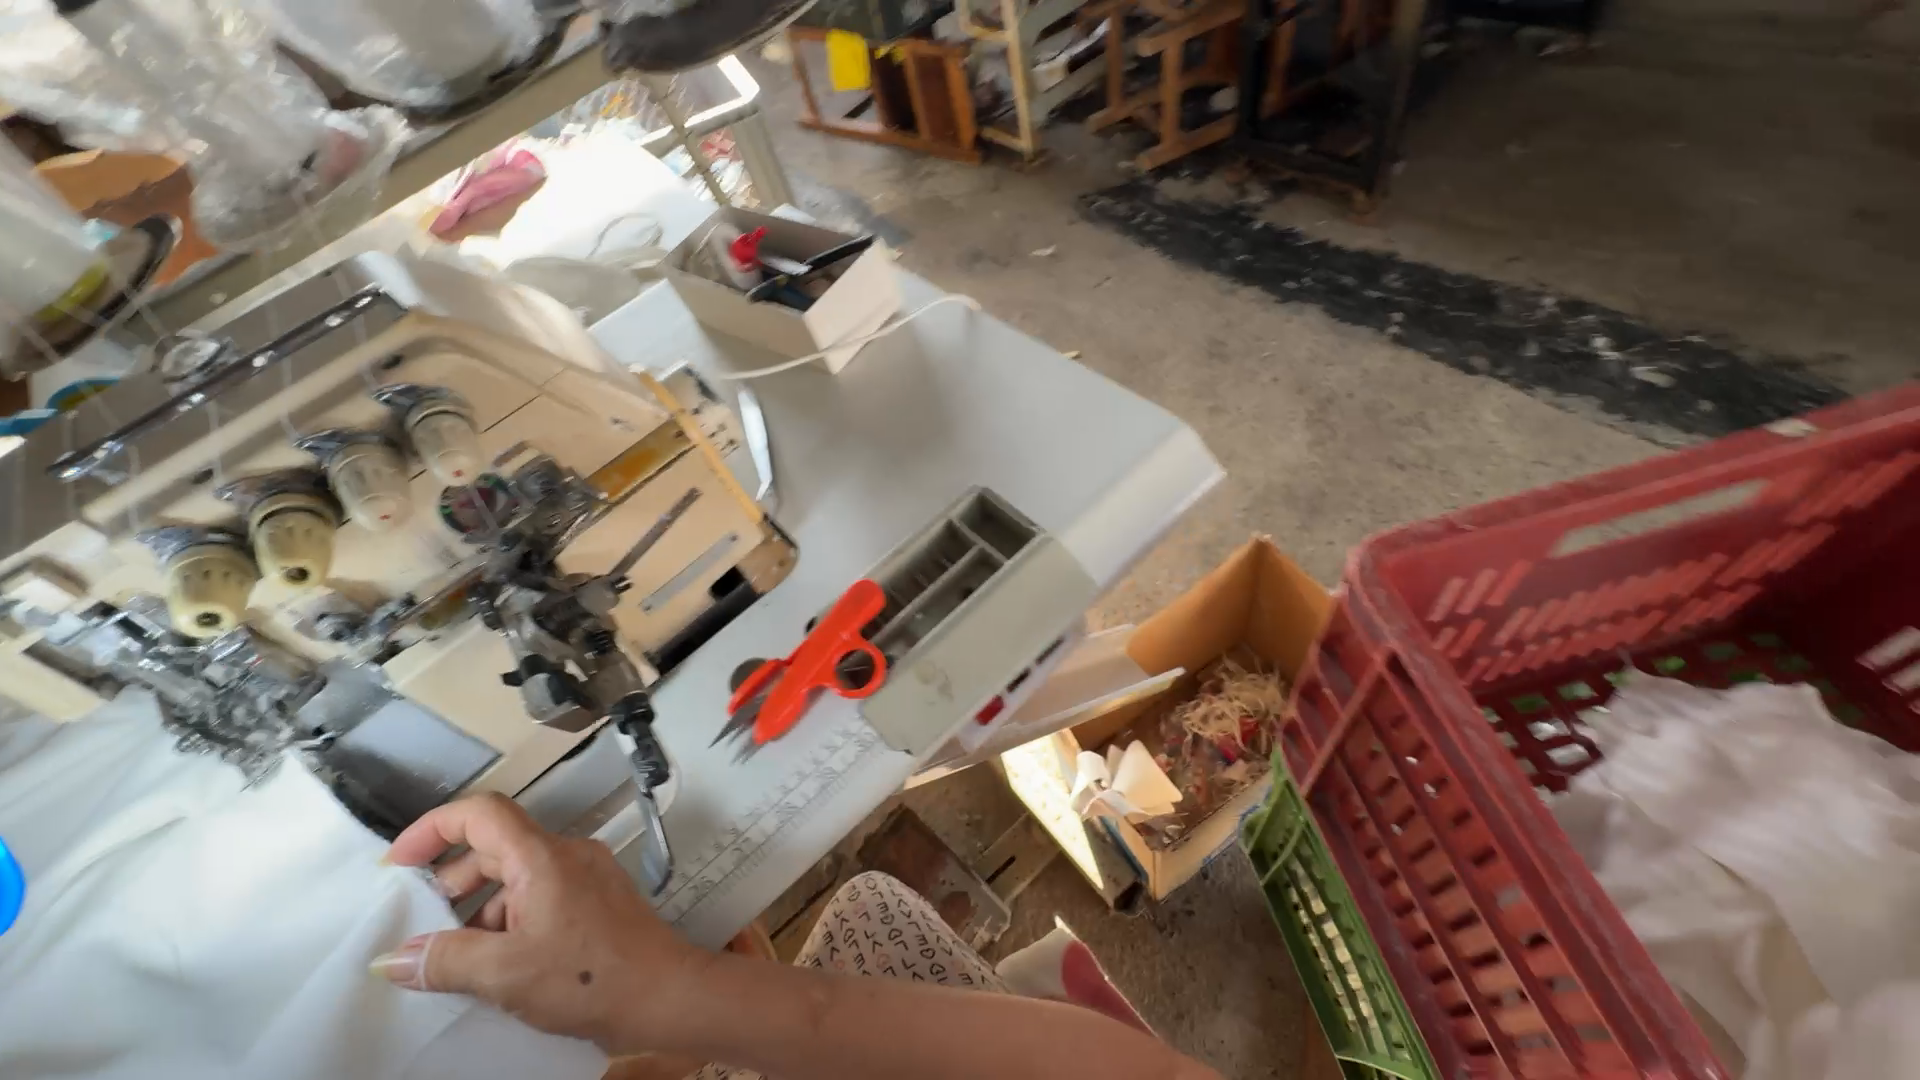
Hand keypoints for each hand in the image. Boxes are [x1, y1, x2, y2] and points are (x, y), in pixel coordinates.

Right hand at [371, 793, 705, 1050]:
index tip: (398, 865)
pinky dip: (510, 919)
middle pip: (496, 847)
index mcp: (543, 857)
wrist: (662, 993)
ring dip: (479, 909)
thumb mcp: (505, 972)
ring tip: (453, 958)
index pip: (483, 813)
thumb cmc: (589, 977)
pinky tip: (496, 963)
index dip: (434, 828)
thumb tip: (392, 958)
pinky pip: (540, 895)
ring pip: (517, 876)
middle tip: (417, 929)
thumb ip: (445, 960)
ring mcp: (586, 874)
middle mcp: (567, 854)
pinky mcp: (596, 898)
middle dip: (451, 883)